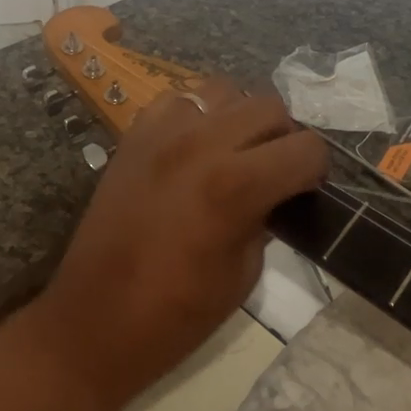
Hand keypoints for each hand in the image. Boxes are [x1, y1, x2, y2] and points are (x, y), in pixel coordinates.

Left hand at [28, 80, 328, 410]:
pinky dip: (197, 116)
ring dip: (240, 118)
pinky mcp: (134, 135)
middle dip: (283, 138)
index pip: (305, 149)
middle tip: (275, 172)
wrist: (95, 320)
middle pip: (269, 106)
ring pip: (224, 91)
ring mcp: (162, 133)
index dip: (316, 171)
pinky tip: (194, 148)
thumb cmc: (176, 315)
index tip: (307, 190)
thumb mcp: (243, 274)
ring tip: (235, 153)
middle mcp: (200, 144)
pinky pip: (178, 99)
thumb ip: (265, 219)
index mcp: (234, 186)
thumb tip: (276, 193)